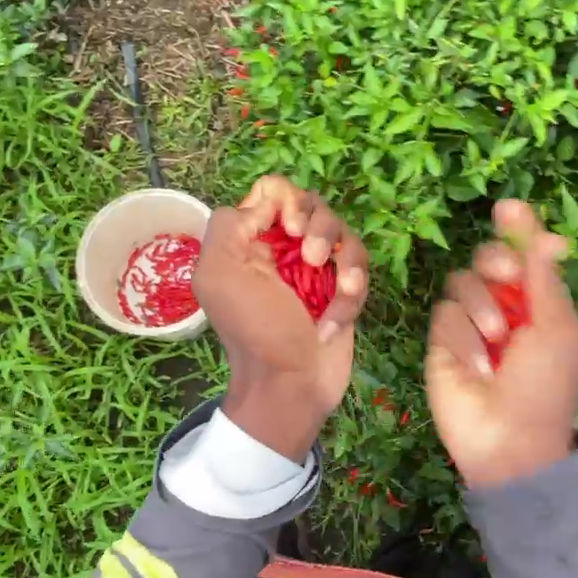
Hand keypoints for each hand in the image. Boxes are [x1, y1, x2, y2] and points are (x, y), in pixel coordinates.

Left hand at [194, 175, 369, 459]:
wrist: (290, 386)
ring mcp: (316, 269)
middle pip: (314, 206)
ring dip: (345, 261)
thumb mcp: (218, 274)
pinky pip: (359, 270)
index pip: (273, 191)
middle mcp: (283, 248)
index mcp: (249, 239)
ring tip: (338, 287)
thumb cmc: (254, 330)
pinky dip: (350, 294)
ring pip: (344, 234)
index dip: (287, 200)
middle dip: (321, 228)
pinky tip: (333, 322)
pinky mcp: (343, 290)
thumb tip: (266, 203)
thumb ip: (229, 226)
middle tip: (310, 259)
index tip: (290, 228)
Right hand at [424, 200, 577, 488]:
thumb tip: (547, 235)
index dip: (519, 229)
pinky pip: (445, 313)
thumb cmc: (547, 386)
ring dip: (483, 307)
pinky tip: (477, 366)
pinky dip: (463, 336)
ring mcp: (470, 323)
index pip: (527, 254)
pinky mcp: (441, 340)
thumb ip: (545, 280)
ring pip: (463, 281)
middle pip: (489, 258)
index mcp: (541, 303)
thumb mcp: (559, 329)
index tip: (509, 208)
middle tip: (508, 278)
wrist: (508, 441)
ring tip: (497, 341)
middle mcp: (505, 306)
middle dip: (497, 261)